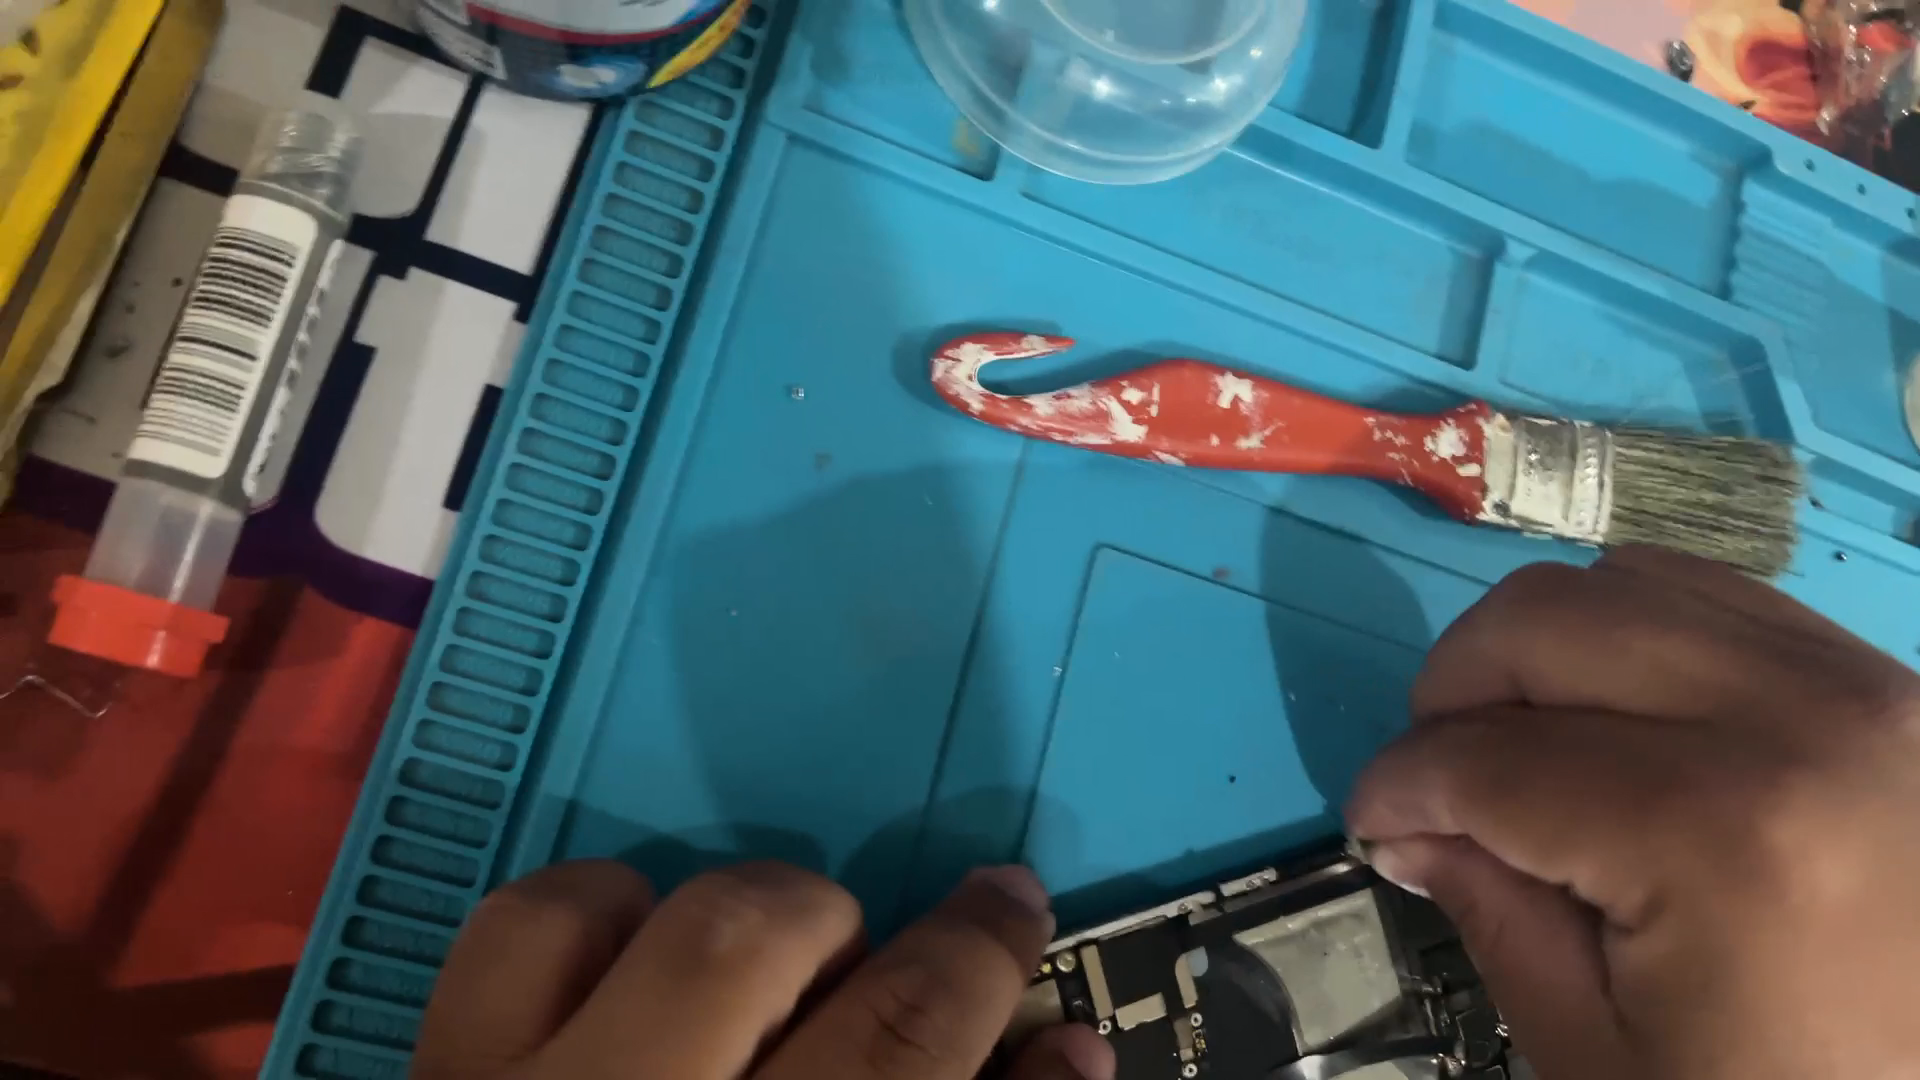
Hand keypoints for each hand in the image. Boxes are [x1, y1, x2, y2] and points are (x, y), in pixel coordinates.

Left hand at [412, 861, 1113, 1079]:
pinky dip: (597, 912)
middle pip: (748, 945)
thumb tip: (1069, 1052)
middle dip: (834, 929)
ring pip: (605, 918)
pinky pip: (514, 934)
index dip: (981, 956)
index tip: (1016, 899)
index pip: (902, 1047)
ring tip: (754, 979)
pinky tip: (634, 971)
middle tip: (859, 978)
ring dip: (713, 915)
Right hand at [1345, 547, 1919, 1079]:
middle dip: (1447, 695)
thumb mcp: (1599, 1048)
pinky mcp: (1893, 680)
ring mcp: (1868, 685)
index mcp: (1726, 835)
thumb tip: (1402, 829)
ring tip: (1525, 739)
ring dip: (1529, 656)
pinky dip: (1619, 635)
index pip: (1481, 758)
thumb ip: (1481, 908)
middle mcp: (1806, 721)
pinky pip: (1703, 597)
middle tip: (1439, 774)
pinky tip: (1611, 717)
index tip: (1373, 823)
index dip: (1396, 787)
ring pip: (1612, 586)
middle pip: (1536, 625)